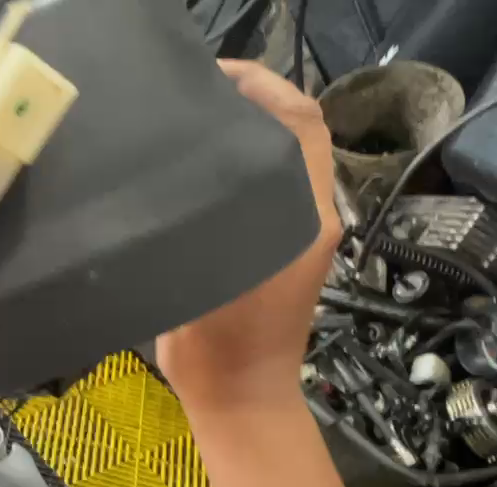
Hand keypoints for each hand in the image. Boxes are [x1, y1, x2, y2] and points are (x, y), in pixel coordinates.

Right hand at [157, 60, 341, 419]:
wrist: (238, 398)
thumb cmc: (219, 350)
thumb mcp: (208, 284)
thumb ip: (209, 228)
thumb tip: (188, 175)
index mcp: (303, 217)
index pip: (299, 126)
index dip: (263, 90)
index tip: (212, 78)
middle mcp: (308, 216)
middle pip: (292, 135)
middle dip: (251, 103)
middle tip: (191, 98)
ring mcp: (293, 234)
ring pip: (277, 162)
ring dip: (242, 135)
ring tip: (189, 129)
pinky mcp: (273, 251)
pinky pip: (261, 193)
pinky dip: (235, 170)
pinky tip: (193, 177)